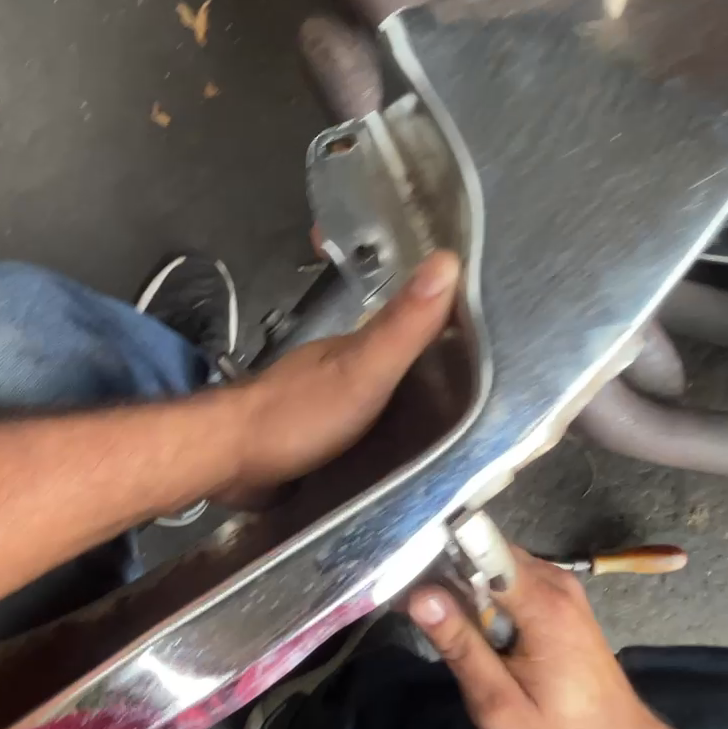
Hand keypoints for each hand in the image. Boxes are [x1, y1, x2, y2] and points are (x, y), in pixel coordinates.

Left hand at [221, 251, 458, 498]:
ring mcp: (318, 411)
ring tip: (451, 448)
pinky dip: (373, 451)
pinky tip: (395, 469)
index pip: (413, 333)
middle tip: (482, 416)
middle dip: (430, 389)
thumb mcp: (361, 368)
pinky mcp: (306, 448)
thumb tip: (448, 259)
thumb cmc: (298, 414)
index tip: (498, 353)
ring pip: (373, 412)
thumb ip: (402, 326)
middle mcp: (336, 374)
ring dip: (402, 424)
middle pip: (393, 375)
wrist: (229, 461)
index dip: (452, 339)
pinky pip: (351, 446)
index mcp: (353, 349)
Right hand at [404, 549, 673, 728]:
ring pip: (491, 559)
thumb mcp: (498, 703)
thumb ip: (460, 646)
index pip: (480, 549)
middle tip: (414, 607)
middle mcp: (554, 581)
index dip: (438, 555)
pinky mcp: (557, 592)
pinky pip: (506, 572)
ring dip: (461, 580)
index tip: (405, 576)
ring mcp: (559, 583)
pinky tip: (468, 621)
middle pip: (482, 551)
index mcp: (543, 605)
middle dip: (444, 571)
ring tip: (436, 615)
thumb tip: (419, 596)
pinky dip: (481, 588)